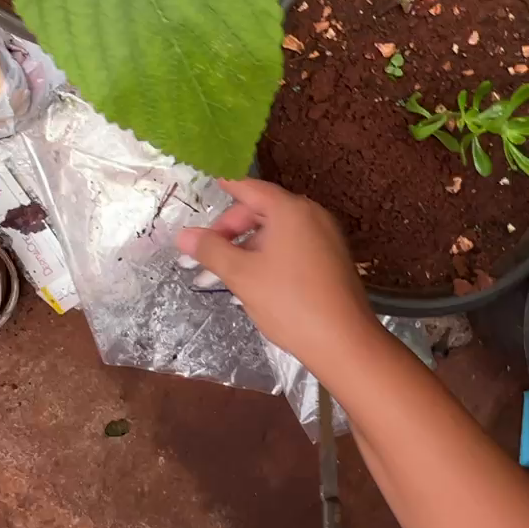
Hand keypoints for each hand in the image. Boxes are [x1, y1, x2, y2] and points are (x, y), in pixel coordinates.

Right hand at [177, 178, 378, 365]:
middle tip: (209, 254)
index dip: (225, 187)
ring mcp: (326, 237)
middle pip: (263, 209)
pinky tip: (257, 281)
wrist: (344, 341)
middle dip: (232, 228)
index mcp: (290, 209)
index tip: (206, 186)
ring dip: (249, 246)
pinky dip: (271, 255)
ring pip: (278, 231)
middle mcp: (312, 215)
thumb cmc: (290, 302)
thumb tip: (183, 235)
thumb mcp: (242, 275)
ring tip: (228, 274)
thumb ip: (211, 250)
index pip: (249, 188)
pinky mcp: (333, 259)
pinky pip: (295, 246)